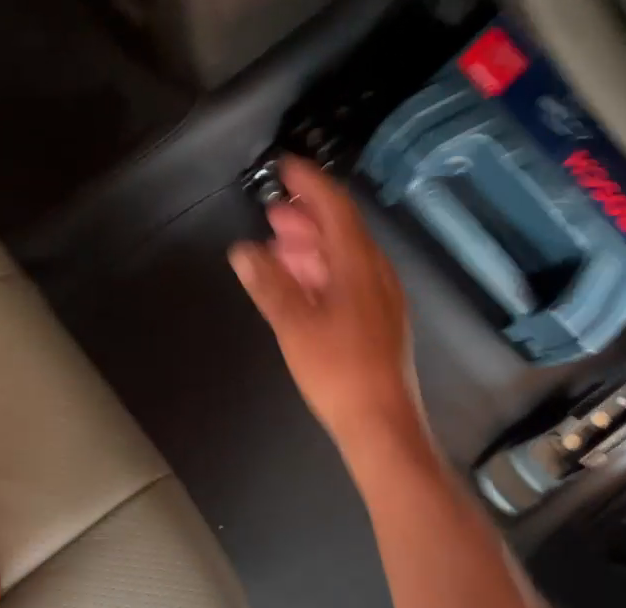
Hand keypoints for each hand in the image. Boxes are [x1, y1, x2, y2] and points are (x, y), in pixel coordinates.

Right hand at [229, 157, 421, 450]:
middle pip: (341, 231)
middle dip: (305, 218)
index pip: (334, 207)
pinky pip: (350, 282)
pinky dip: (323, 273)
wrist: (380, 422)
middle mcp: (376, 273)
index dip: (309, 183)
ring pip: (345, 258)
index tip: (284, 166)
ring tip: (280, 248)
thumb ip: (269, 285)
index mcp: (359, 264)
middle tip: (272, 213)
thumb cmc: (337, 371)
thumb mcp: (295, 326)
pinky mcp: (380, 323)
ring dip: (312, 248)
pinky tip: (304, 290)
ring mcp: (382, 299)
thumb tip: (243, 250)